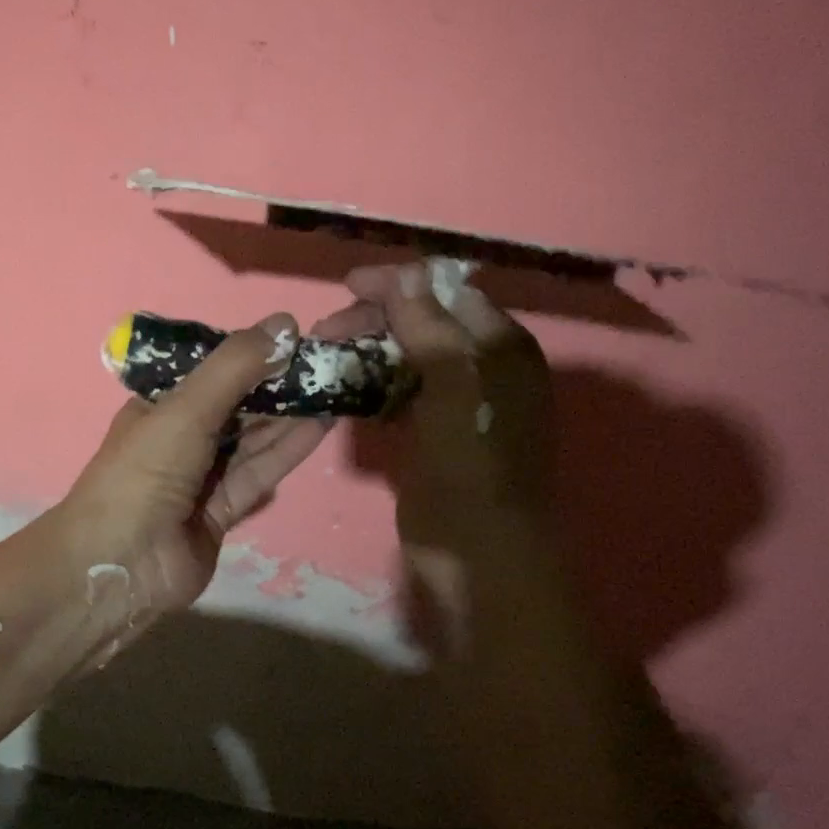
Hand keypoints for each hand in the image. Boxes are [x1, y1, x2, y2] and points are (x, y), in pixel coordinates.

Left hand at [56, 313, 331, 615]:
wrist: (119, 564)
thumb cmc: (142, 474)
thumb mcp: (184, 410)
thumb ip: (233, 368)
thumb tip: (286, 322)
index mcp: (157, 405)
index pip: (212, 370)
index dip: (256, 352)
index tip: (304, 333)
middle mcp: (179, 435)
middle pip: (238, 402)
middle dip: (282, 381)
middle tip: (336, 357)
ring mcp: (201, 475)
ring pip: (253, 436)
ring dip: (292, 412)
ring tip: (341, 383)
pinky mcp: (222, 511)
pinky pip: (260, 471)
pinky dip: (288, 448)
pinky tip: (324, 423)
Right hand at [313, 263, 554, 649]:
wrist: (478, 554)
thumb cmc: (471, 468)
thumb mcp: (454, 390)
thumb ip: (431, 330)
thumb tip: (407, 274)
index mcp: (500, 348)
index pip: (447, 292)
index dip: (399, 284)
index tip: (346, 286)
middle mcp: (484, 366)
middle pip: (424, 320)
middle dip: (376, 317)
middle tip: (327, 332)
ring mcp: (459, 401)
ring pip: (408, 355)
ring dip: (369, 349)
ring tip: (328, 357)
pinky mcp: (435, 431)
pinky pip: (401, 390)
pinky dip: (373, 382)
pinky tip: (347, 390)